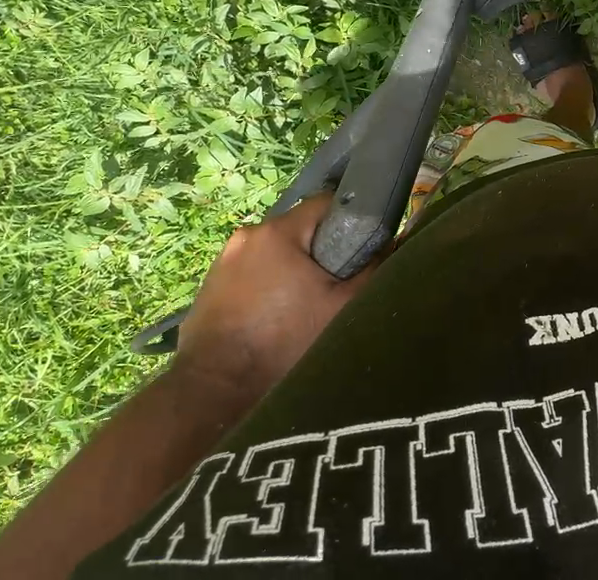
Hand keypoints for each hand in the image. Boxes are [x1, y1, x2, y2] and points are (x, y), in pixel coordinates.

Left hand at [172, 193, 376, 403]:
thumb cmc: (284, 342)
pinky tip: (279, 319)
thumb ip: (374, 269)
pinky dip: (272, 287)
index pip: (328, 203)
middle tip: (338, 286)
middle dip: (324, 251)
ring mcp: (222, 262)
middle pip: (302, 229)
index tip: (363, 251)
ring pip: (278, 253)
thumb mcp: (344, 306)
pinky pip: (255, 274)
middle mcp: (245, 237)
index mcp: (277, 232)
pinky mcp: (209, 288)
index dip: (354, 222)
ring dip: (296, 271)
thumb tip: (388, 246)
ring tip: (309, 306)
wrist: (215, 394)